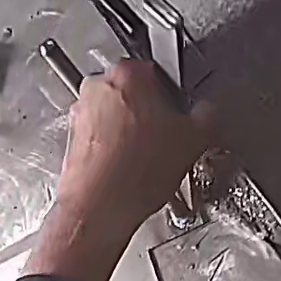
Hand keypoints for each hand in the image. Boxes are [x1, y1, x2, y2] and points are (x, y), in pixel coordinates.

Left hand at [28, 61, 210, 280]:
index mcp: (130, 73)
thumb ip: (206, 116)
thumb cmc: (135, 173)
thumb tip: (208, 112)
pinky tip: (127, 171)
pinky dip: (113, 151)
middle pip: (134, 94)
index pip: (159, 73)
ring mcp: (82, 113)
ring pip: (115, 117)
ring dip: (130, 134)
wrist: (99, 207)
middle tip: (165, 141)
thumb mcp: (193, 140)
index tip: (180, 117)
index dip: (173, 99)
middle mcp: (99, 87)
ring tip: (146, 161)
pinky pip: (101, 139)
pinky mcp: (73, 139)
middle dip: (149, 115)